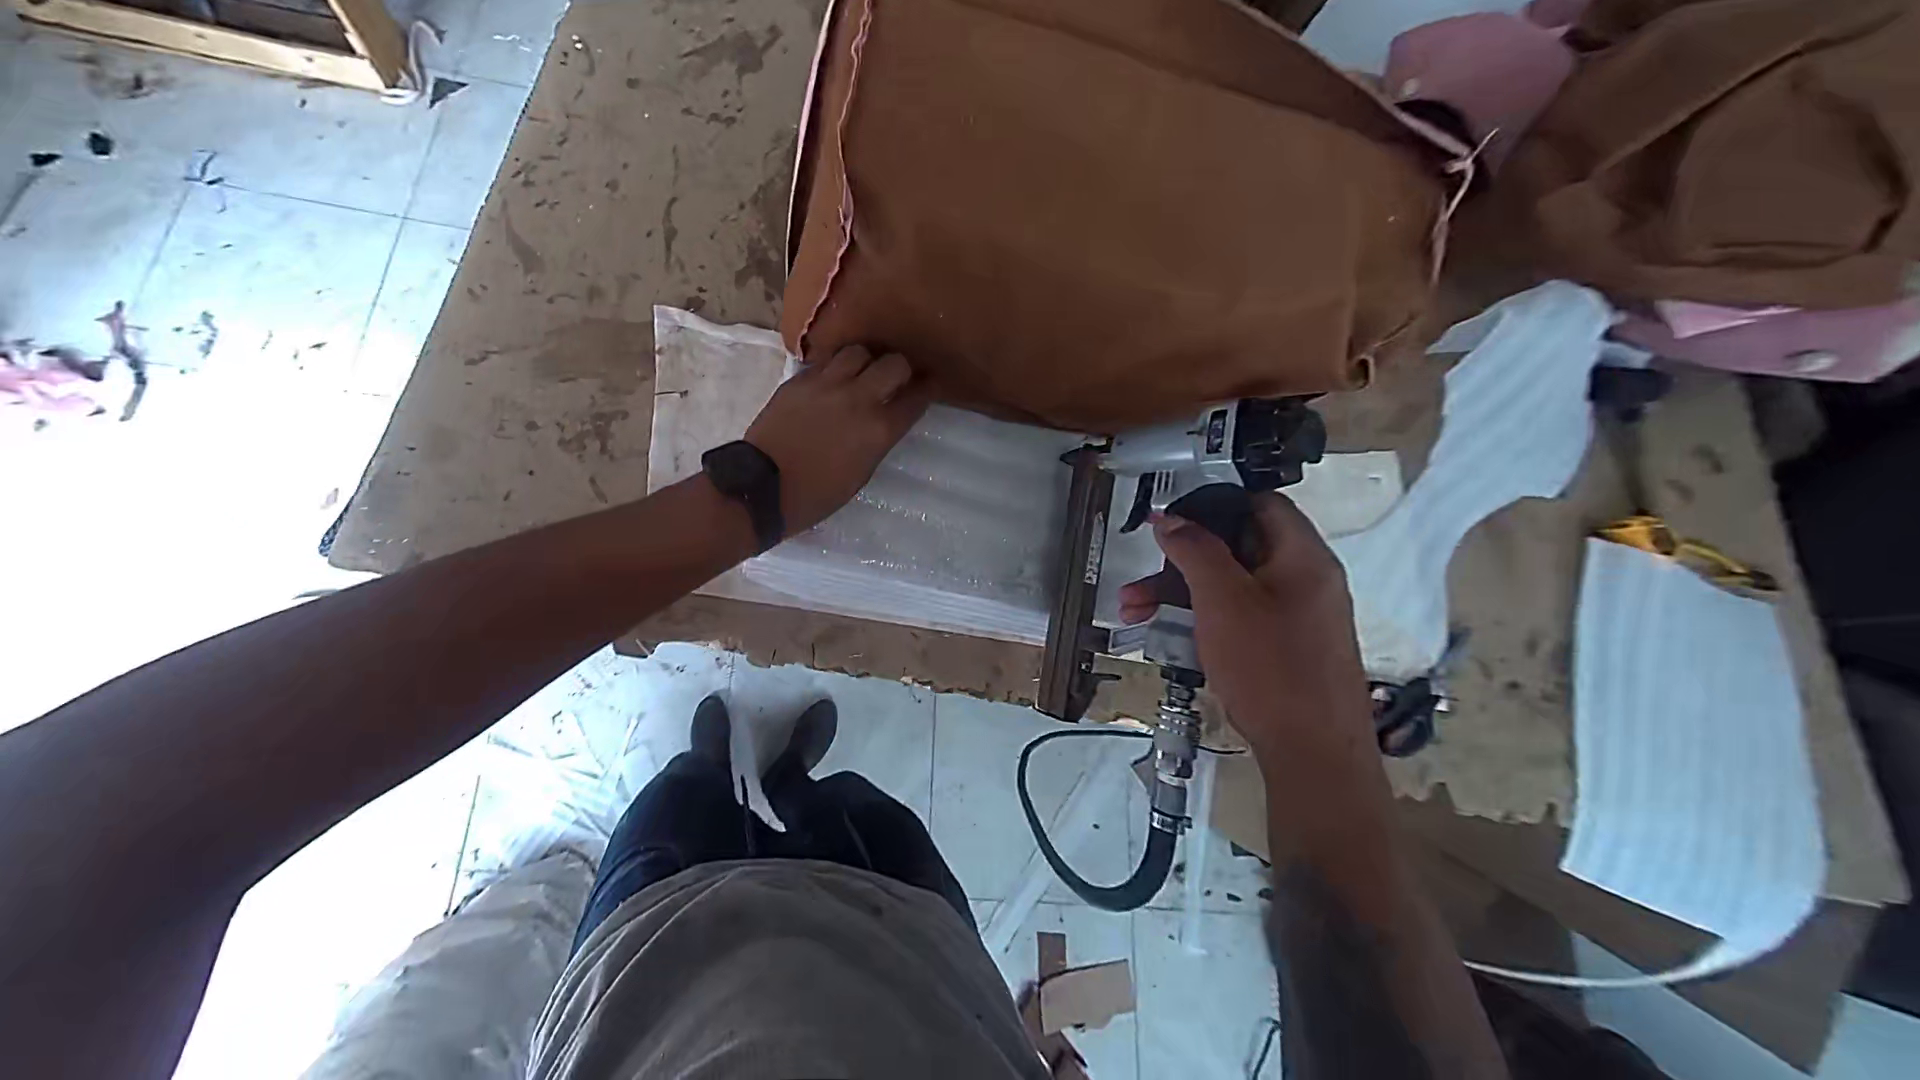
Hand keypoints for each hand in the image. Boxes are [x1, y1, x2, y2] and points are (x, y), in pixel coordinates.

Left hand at [744, 345, 931, 534]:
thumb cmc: (817, 494)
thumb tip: (884, 419)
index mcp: (879, 430)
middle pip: (894, 363)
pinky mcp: (800, 380)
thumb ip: (878, 439)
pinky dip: (836, 367)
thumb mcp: (861, 473)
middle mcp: (858, 399)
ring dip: (866, 361)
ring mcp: (827, 385)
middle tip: (895, 379)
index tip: (930, 385)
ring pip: (859, 352)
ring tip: (861, 373)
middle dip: (900, 369)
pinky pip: (826, 361)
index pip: (916, 398)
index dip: (928, 388)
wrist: (764, 486)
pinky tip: (833, 379)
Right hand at [1117, 492, 1371, 758]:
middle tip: (1141, 583)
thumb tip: (1169, 519)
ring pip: (1233, 587)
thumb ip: (1195, 551)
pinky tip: (1173, 638)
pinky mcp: (1289, 648)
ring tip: (1136, 613)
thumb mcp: (1222, 600)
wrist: (1314, 753)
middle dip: (1181, 562)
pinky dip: (1206, 619)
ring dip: (1182, 594)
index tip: (1171, 521)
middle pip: (1238, 549)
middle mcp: (1306, 580)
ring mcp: (1299, 617)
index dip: (1213, 506)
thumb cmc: (1269, 667)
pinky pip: (1243, 617)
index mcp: (1303, 556)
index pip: (1260, 504)